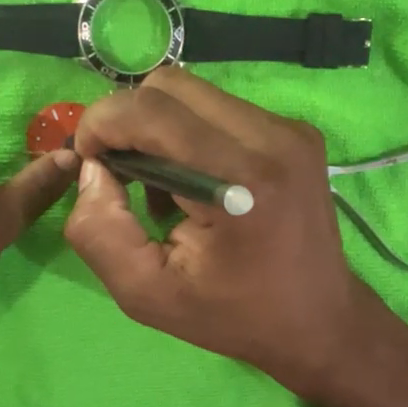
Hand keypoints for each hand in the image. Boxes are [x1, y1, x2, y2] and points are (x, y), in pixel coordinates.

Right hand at [63, 68, 392, 398]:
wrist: (319, 320)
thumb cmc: (234, 316)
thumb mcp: (147, 294)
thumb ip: (100, 231)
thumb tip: (92, 170)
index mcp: (241, 181)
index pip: (152, 111)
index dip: (102, 124)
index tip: (88, 161)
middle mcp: (272, 139)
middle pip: (170, 86)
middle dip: (128, 121)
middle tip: (121, 175)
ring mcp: (290, 130)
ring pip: (194, 93)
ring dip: (160, 129)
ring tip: (162, 188)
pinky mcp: (296, 132)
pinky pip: (221, 108)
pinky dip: (191, 134)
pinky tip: (195, 184)